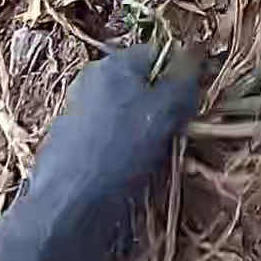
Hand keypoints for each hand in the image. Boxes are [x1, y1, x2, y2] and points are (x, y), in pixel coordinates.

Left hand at [33, 43, 198, 193]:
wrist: (65, 208)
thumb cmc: (122, 148)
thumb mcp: (168, 108)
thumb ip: (185, 78)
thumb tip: (195, 60)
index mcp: (113, 63)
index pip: (159, 52)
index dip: (181, 70)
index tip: (193, 94)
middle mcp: (90, 80)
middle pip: (141, 80)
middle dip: (161, 98)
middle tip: (177, 122)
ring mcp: (74, 111)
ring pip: (124, 107)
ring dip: (142, 122)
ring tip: (154, 148)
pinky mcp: (65, 142)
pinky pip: (106, 131)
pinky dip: (121, 142)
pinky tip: (129, 163)